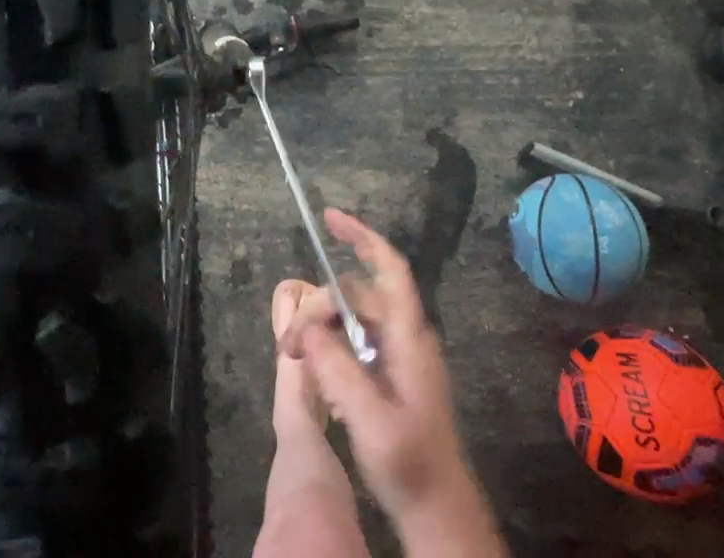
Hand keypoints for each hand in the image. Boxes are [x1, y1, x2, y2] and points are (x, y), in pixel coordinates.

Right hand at [279, 209, 478, 523]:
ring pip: (353, 318)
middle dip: (318, 306)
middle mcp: (406, 336)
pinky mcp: (390, 373)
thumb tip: (308, 327)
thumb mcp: (369, 418)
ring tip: (293, 356)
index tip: (329, 217)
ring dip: (320, 326)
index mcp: (410, 338)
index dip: (362, 237)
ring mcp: (399, 355)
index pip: (390, 270)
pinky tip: (311, 366)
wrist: (437, 507)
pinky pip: (355, 341)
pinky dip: (329, 345)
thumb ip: (338, 368)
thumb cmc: (410, 463)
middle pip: (358, 295)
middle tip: (287, 346)